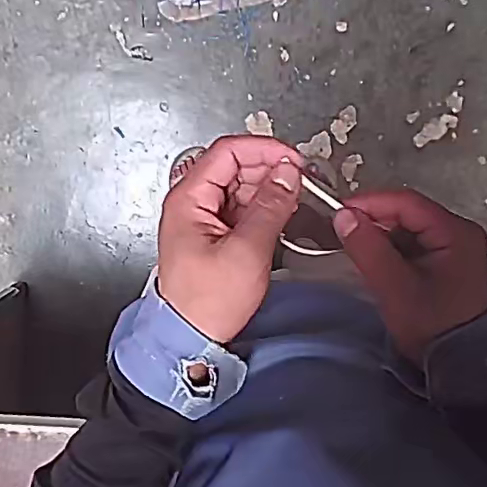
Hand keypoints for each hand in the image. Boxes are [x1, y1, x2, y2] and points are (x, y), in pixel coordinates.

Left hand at [157, 135, 303, 342]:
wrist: (190, 337)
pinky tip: (278, 216)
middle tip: (298, 182)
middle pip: (232, 166)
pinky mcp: (211, 234)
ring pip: (237, 186)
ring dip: (266, 189)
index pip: (226, 152)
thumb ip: (270, 208)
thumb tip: (287, 174)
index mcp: (188, 200)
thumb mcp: (246, 251)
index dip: (263, 149)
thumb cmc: (207, 302)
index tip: (293, 160)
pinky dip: (260, 208)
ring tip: (292, 201)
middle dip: (268, 169)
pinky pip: (238, 208)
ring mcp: (200, 219)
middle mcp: (190, 203)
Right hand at [332, 189, 486, 360]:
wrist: (456, 363)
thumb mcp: (394, 285)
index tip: (340, 211)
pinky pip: (411, 244)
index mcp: (456, 233)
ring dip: (380, 234)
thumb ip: (368, 248)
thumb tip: (344, 216)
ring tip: (355, 246)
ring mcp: (454, 249)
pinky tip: (373, 260)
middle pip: (408, 212)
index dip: (371, 203)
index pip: (407, 202)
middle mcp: (460, 234)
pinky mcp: (444, 263)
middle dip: (374, 219)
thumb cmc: (430, 324)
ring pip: (407, 228)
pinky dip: (389, 248)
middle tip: (343, 229)